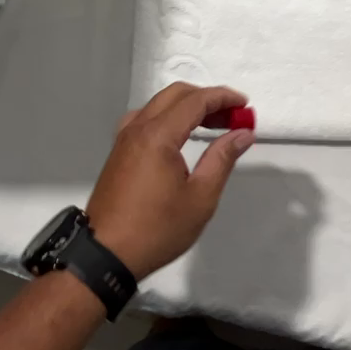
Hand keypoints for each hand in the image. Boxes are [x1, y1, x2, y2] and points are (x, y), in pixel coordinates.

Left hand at [86, 82, 256, 278]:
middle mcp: (138, 128)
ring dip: (187, 106)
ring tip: (212, 125)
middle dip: (207, 98)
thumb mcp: (200, 198)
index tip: (245, 106)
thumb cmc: (157, 229)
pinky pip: (146, 118)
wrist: (105, 255)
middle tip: (232, 116)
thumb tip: (243, 133)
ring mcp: (124, 138)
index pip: (195, 101)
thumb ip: (222, 159)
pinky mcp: (119, 151)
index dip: (223, 98)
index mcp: (158, 135)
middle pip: (176, 94)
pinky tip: (180, 137)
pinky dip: (169, 117)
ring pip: (159, 104)